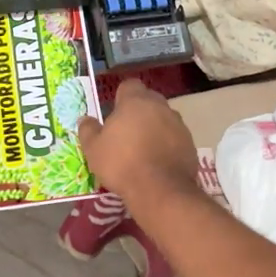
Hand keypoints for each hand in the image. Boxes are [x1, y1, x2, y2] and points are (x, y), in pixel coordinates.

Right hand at [78, 80, 199, 204]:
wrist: (160, 190)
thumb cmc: (122, 163)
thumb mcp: (94, 149)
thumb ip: (88, 130)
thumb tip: (85, 119)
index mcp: (136, 101)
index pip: (129, 85)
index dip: (121, 97)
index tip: (115, 113)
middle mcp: (160, 106)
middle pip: (148, 100)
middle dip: (139, 111)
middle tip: (126, 132)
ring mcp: (178, 124)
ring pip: (163, 119)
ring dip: (154, 128)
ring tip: (143, 149)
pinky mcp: (190, 144)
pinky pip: (175, 137)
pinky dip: (167, 144)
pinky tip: (158, 162)